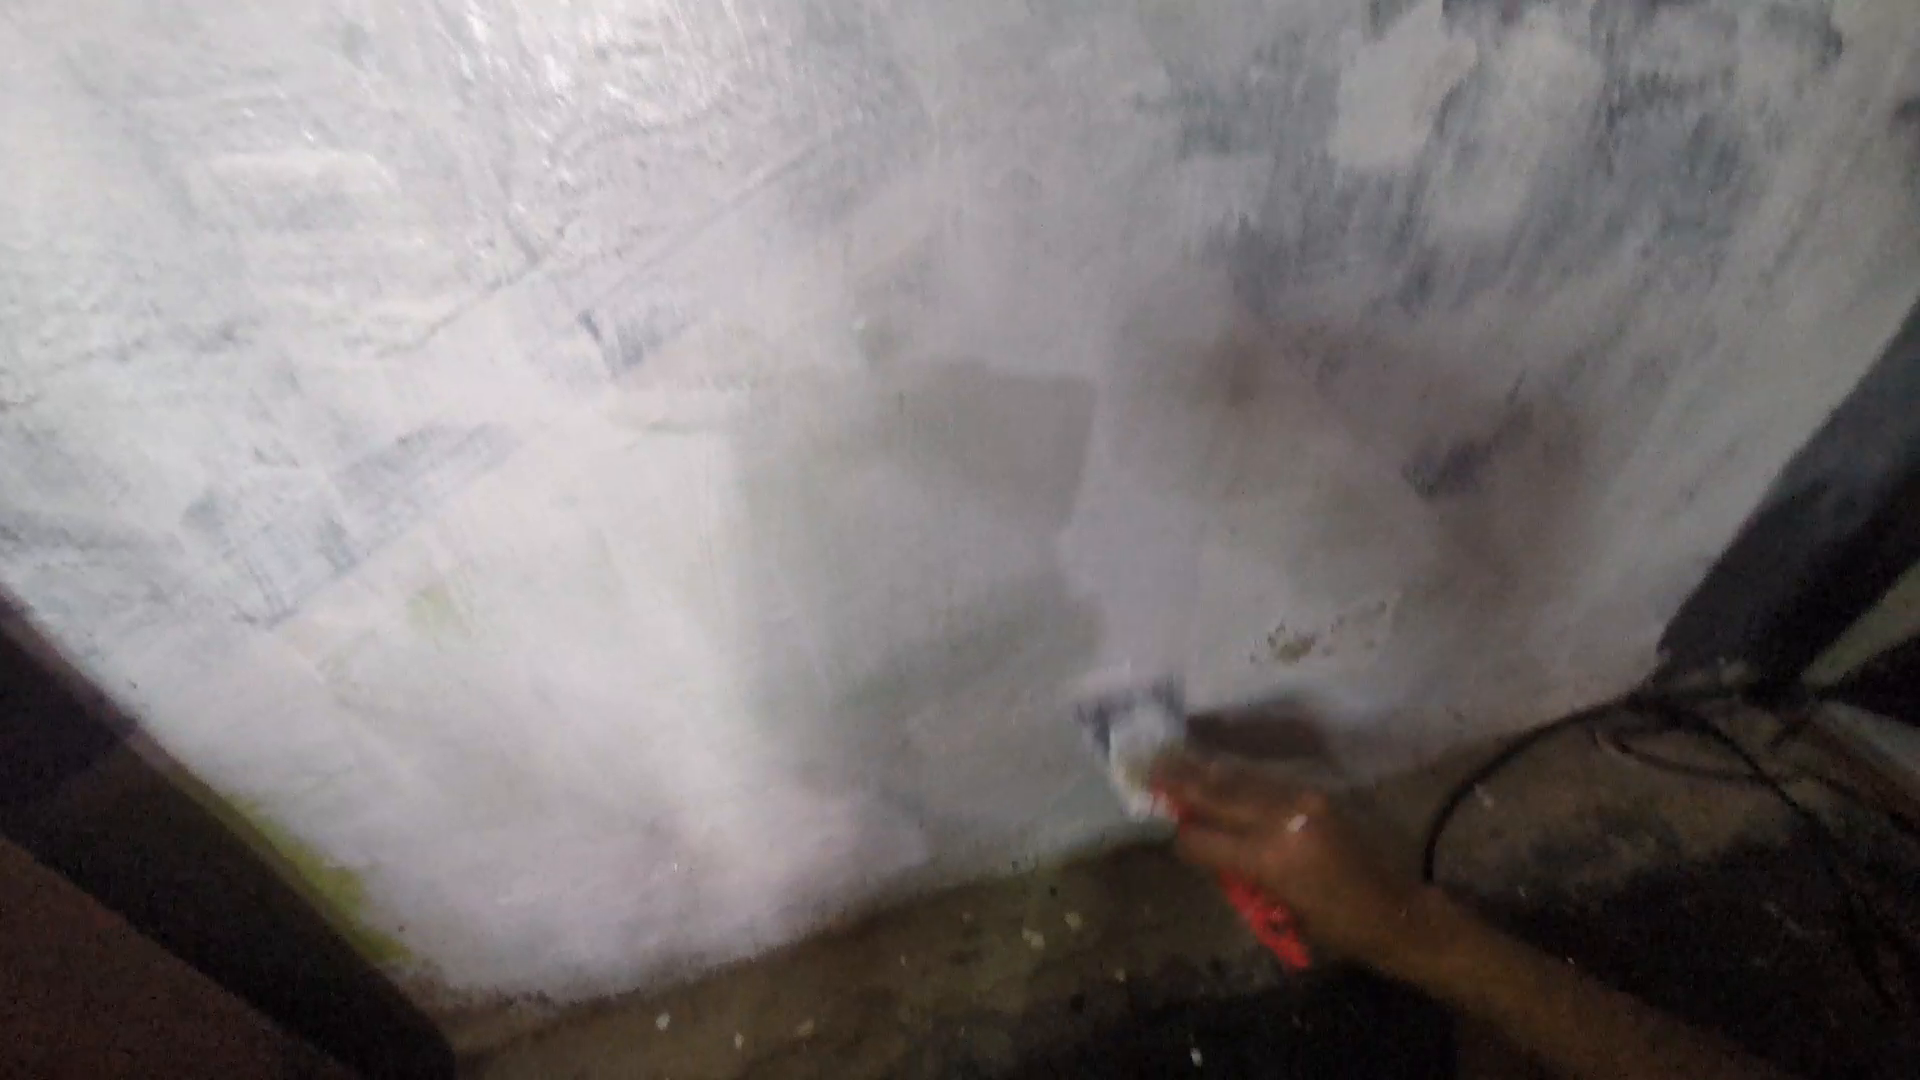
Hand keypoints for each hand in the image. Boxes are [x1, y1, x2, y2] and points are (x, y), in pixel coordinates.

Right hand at [1150, 750, 1441, 966]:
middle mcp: (1281, 820)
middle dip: (1179, 781)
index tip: (1164, 826)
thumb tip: (1200, 842)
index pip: (1204, 839)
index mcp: (1270, 859)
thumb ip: (1236, 872)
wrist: (1399, 913)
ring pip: (1238, 777)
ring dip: (1202, 770)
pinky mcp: (1312, 793)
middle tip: (1147, 766)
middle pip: (1216, 793)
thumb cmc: (1337, 928)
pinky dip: (1234, 776)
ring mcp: (1299, 800)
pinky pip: (1262, 779)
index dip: (1182, 836)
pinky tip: (1214, 770)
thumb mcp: (1277, 908)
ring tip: (1172, 759)